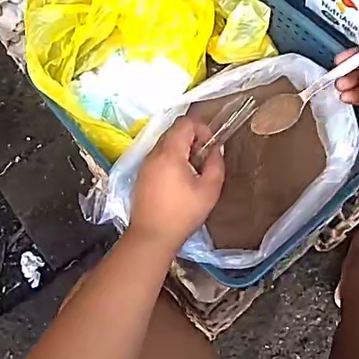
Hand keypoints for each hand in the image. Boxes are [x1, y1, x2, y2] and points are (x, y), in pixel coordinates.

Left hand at [128, 116, 225, 250]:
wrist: (152, 236)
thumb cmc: (183, 213)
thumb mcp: (209, 190)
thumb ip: (216, 164)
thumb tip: (216, 149)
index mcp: (170, 152)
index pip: (185, 123)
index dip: (202, 129)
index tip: (210, 147)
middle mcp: (154, 153)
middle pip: (174, 131)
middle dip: (192, 139)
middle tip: (204, 160)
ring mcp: (145, 164)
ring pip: (165, 145)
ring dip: (182, 151)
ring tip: (193, 173)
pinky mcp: (141, 176)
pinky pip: (158, 158)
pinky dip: (171, 161)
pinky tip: (179, 183)